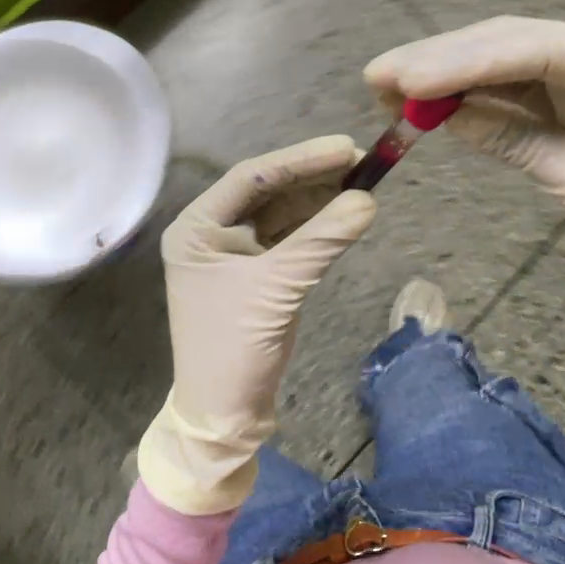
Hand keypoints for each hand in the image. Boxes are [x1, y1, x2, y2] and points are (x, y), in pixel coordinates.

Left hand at [137, 136, 376, 513]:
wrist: (225, 415)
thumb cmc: (233, 348)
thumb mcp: (276, 289)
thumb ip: (320, 242)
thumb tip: (368, 201)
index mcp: (196, 228)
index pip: (250, 177)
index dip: (300, 159)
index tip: (346, 148)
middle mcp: (212, 234)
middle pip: (268, 191)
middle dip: (313, 177)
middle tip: (362, 161)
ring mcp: (236, 255)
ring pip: (282, 214)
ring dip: (320, 199)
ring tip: (363, 181)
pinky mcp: (259, 276)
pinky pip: (291, 240)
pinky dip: (318, 228)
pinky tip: (347, 213)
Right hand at [365, 16, 564, 379]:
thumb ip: (514, 141)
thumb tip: (444, 116)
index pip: (537, 48)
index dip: (466, 60)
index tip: (407, 80)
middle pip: (513, 41)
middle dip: (442, 59)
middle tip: (377, 77)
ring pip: (505, 56)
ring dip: (447, 71)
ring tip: (386, 86)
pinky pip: (513, 82)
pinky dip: (468, 90)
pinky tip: (427, 98)